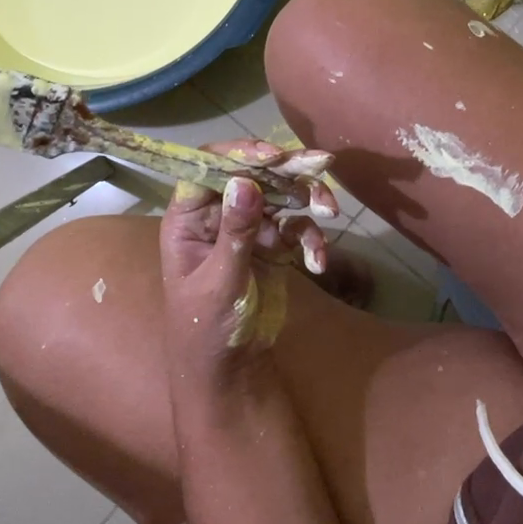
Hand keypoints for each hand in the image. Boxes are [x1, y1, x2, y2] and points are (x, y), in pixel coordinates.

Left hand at [161, 140, 336, 388]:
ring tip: (331, 210)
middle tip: (322, 162)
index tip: (272, 155)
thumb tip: (244, 182)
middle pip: (254, 175)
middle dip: (289, 168)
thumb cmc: (206, 328)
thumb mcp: (219, 282)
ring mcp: (251, 229)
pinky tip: (318, 264)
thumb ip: (235, 233)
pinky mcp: (276, 245)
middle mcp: (220, 215)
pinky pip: (299, 228)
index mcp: (191, 219)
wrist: (231, 370)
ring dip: (310, 198)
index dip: (239, 153)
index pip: (209, 167)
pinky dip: (313, 240)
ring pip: (282, 196)